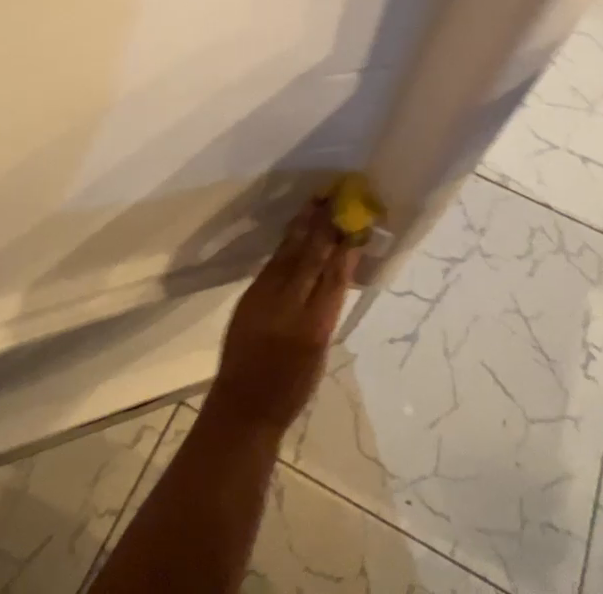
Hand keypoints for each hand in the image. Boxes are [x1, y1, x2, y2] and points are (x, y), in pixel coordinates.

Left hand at [207, 201, 358, 434]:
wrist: (244, 405)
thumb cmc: (291, 389)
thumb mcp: (321, 352)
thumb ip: (326, 311)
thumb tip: (335, 275)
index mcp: (315, 326)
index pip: (335, 276)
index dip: (346, 247)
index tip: (357, 222)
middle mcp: (290, 306)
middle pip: (311, 256)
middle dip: (325, 225)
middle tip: (338, 197)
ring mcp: (265, 298)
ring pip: (289, 253)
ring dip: (304, 225)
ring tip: (317, 201)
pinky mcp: (249, 296)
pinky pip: (273, 263)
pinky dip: (287, 244)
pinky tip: (295, 230)